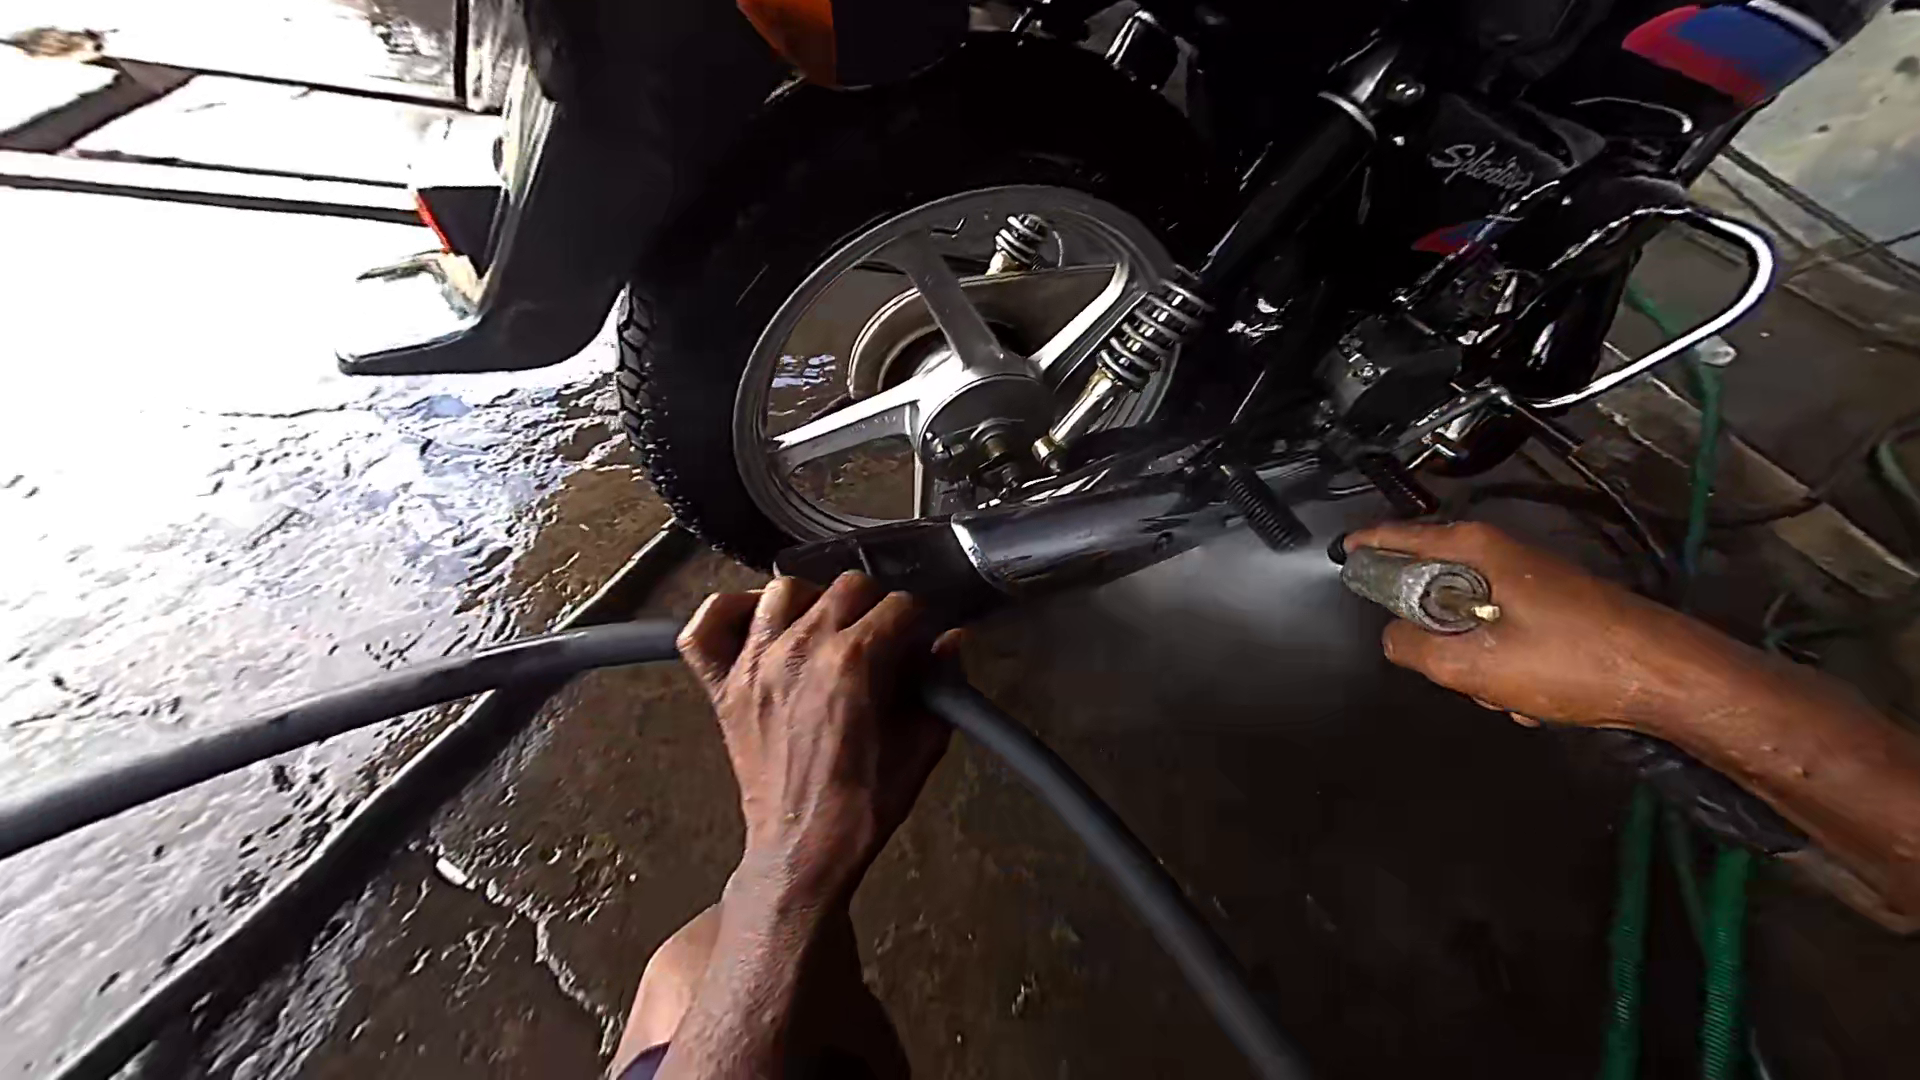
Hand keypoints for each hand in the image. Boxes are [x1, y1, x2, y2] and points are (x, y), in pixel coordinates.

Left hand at [677, 573, 955, 905]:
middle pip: (848, 585)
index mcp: (854, 663)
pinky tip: (760, 624)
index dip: (916, 622)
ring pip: (785, 589)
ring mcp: (756, 663)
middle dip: (876, 606)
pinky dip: (731, 612)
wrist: (803, 849)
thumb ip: (941, 682)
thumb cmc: (863, 803)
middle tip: (881, 637)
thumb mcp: (922, 744)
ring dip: (814, 602)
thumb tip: (953, 641)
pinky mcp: (724, 683)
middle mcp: (801, 650)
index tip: (916, 641)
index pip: (898, 605)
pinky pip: (707, 623)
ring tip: (827, 629)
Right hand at [1343, 521, 1731, 731]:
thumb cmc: (1574, 662)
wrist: (1681, 683)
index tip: (1342, 556)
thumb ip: (1408, 647)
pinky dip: (1497, 657)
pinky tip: (1523, 690)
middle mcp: (1500, 554)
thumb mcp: (1468, 664)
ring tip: (1495, 687)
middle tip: (1433, 656)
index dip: (1364, 547)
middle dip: (1423, 625)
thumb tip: (1393, 637)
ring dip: (1465, 651)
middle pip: (1426, 581)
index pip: (1397, 536)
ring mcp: (1528, 578)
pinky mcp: (1551, 603)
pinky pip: (1496, 625)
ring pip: (1461, 611)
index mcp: (1475, 551)